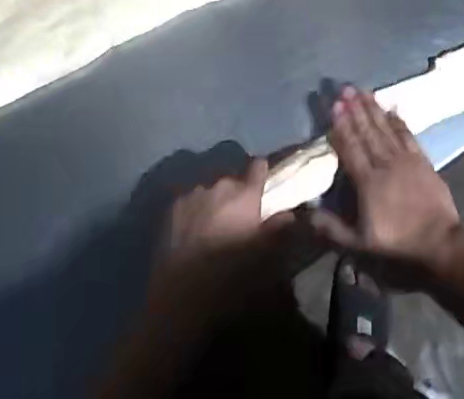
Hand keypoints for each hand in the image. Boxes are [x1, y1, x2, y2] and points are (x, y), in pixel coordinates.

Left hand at [161, 158, 291, 271]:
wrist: (180, 297)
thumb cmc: (229, 277)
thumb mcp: (265, 257)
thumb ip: (280, 230)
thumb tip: (291, 213)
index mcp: (245, 195)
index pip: (259, 166)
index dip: (264, 173)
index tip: (267, 186)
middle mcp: (220, 186)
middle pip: (234, 181)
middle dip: (239, 195)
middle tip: (240, 219)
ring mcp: (193, 194)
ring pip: (212, 191)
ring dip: (216, 202)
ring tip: (215, 227)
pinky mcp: (173, 208)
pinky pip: (191, 201)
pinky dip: (196, 210)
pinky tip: (193, 232)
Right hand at [311, 86, 463, 281]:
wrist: (439, 241)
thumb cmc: (397, 242)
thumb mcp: (359, 242)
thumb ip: (331, 227)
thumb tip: (304, 213)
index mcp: (367, 182)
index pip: (350, 148)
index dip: (341, 126)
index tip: (333, 106)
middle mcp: (385, 163)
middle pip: (367, 132)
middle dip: (355, 109)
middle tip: (345, 89)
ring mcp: (405, 159)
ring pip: (385, 128)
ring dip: (373, 109)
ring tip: (363, 91)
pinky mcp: (422, 160)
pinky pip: (407, 135)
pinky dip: (398, 121)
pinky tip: (391, 109)